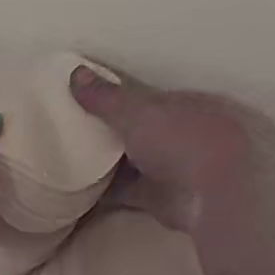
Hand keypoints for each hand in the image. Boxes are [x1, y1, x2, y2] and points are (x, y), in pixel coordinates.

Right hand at [68, 65, 248, 235]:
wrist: (207, 200)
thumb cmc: (180, 143)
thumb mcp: (137, 114)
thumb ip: (106, 98)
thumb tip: (76, 73)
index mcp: (187, 105)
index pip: (149, 97)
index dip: (119, 97)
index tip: (87, 99)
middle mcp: (182, 135)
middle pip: (139, 129)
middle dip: (109, 129)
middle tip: (71, 125)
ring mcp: (171, 169)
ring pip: (131, 160)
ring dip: (105, 160)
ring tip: (68, 153)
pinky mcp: (158, 198)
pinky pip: (124, 190)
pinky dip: (103, 189)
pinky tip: (77, 184)